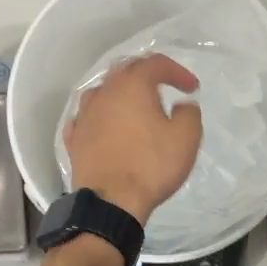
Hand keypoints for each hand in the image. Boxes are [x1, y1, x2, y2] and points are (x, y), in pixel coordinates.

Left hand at [64, 53, 202, 224]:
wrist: (110, 202)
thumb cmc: (150, 167)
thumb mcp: (186, 138)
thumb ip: (189, 113)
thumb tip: (182, 105)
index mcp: (132, 86)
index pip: (156, 63)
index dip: (177, 71)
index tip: (191, 88)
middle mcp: (105, 92)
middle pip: (126, 70)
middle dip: (147, 75)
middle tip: (163, 88)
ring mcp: (85, 115)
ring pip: (102, 91)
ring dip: (120, 94)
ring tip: (133, 106)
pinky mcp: (74, 138)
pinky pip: (86, 117)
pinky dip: (100, 116)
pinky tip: (104, 125)